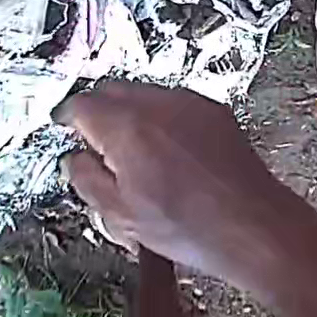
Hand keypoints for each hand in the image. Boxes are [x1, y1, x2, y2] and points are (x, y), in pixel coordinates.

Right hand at [57, 82, 316, 285]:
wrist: (252, 222)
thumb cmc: (190, 226)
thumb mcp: (122, 215)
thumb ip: (86, 179)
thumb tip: (73, 160)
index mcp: (127, 127)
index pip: (82, 104)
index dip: (68, 117)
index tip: (64, 127)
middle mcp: (159, 104)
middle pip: (113, 90)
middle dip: (98, 111)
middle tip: (94, 140)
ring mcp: (190, 102)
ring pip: (145, 93)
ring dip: (130, 112)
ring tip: (133, 151)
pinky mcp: (214, 109)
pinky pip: (174, 102)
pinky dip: (161, 116)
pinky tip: (166, 149)